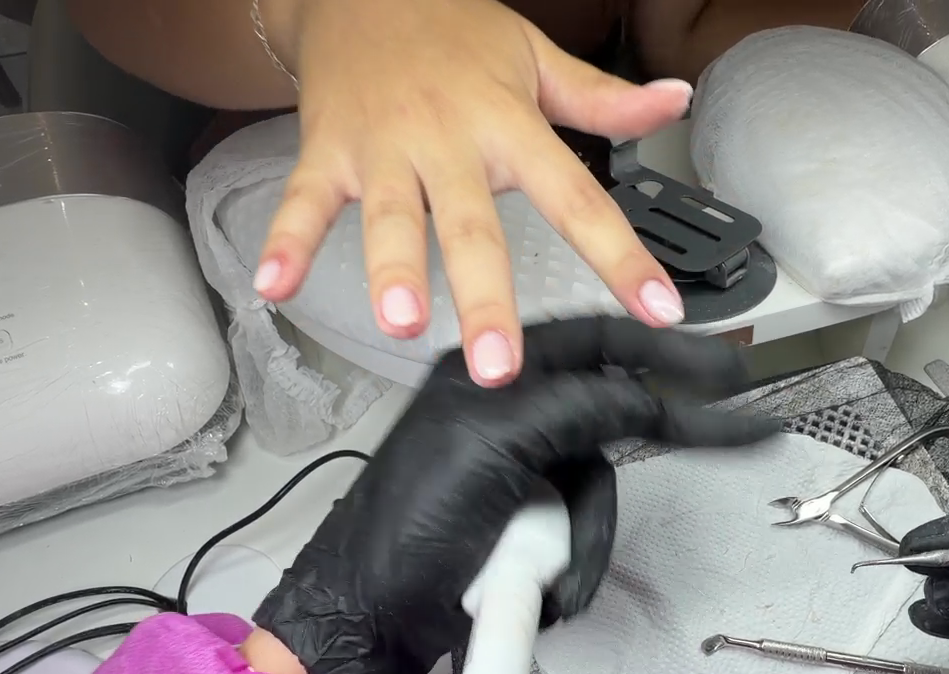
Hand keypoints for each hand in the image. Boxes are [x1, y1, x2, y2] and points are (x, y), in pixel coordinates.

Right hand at [253, 0, 692, 386]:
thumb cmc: (453, 34)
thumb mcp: (534, 58)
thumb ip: (601, 96)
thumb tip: (674, 102)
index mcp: (509, 124)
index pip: (578, 198)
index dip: (621, 257)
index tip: (657, 310)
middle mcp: (447, 140)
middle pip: (472, 227)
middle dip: (486, 298)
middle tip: (498, 365)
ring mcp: (384, 147)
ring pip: (389, 217)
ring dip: (393, 271)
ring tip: (402, 324)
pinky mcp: (328, 149)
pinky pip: (303, 199)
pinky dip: (286, 242)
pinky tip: (274, 287)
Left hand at [255, 317, 780, 673]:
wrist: (371, 617)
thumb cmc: (410, 528)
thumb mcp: (490, 450)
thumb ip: (572, 408)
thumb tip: (641, 398)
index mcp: (494, 373)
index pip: (599, 347)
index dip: (670, 355)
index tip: (730, 374)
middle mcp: (513, 411)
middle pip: (612, 415)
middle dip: (666, 431)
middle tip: (741, 430)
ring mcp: (524, 469)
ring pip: (598, 485)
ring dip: (590, 537)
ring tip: (556, 582)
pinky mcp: (529, 519)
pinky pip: (580, 527)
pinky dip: (578, 559)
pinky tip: (551, 590)